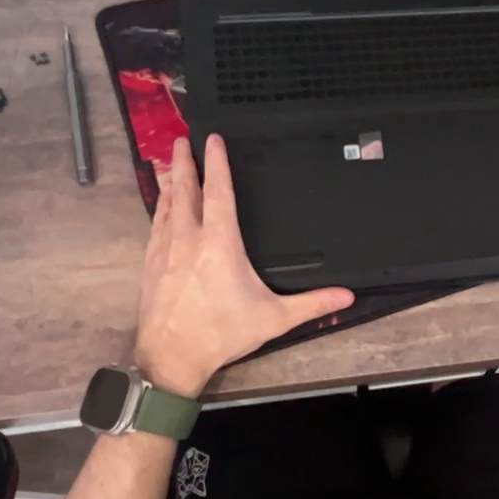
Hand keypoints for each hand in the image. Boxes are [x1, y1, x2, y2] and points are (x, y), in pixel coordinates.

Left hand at [131, 135, 354, 396]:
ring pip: (166, 207)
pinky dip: (159, 210)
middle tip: (181, 141)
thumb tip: (346, 296)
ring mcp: (166, 251)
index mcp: (220, 244)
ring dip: (169, 183)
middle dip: (184, 163)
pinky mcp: (153, 266)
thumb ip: (312, 303)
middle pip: (185, 191)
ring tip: (168, 166)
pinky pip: (156, 227)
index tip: (212, 140)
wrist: (172, 357)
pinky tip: (161, 208)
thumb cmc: (221, 334)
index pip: (219, 192)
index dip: (216, 163)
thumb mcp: (274, 318)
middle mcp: (189, 240)